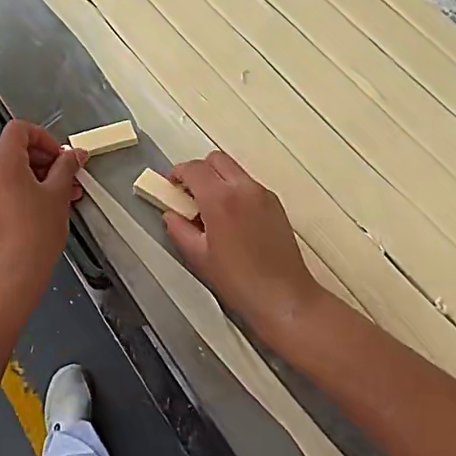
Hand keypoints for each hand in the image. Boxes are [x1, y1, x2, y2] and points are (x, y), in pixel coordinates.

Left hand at [0, 120, 85, 290]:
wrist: (17, 271)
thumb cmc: (36, 232)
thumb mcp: (58, 193)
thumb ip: (67, 166)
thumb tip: (75, 154)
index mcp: (2, 164)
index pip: (19, 130)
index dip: (43, 137)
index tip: (60, 154)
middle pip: (17, 150)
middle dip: (46, 159)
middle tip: (69, 173)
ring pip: (15, 170)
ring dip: (42, 175)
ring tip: (67, 191)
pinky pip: (10, 186)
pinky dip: (30, 188)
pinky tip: (52, 202)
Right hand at [163, 152, 326, 327]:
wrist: (283, 296)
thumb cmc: (241, 281)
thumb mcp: (198, 256)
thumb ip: (179, 229)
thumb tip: (171, 216)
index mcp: (220, 199)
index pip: (194, 168)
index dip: (178, 174)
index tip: (171, 186)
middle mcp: (243, 189)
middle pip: (215, 159)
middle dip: (199, 171)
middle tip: (188, 194)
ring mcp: (262, 194)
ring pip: (234, 169)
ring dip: (217, 179)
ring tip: (209, 209)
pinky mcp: (275, 204)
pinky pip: (248, 184)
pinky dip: (235, 189)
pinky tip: (230, 217)